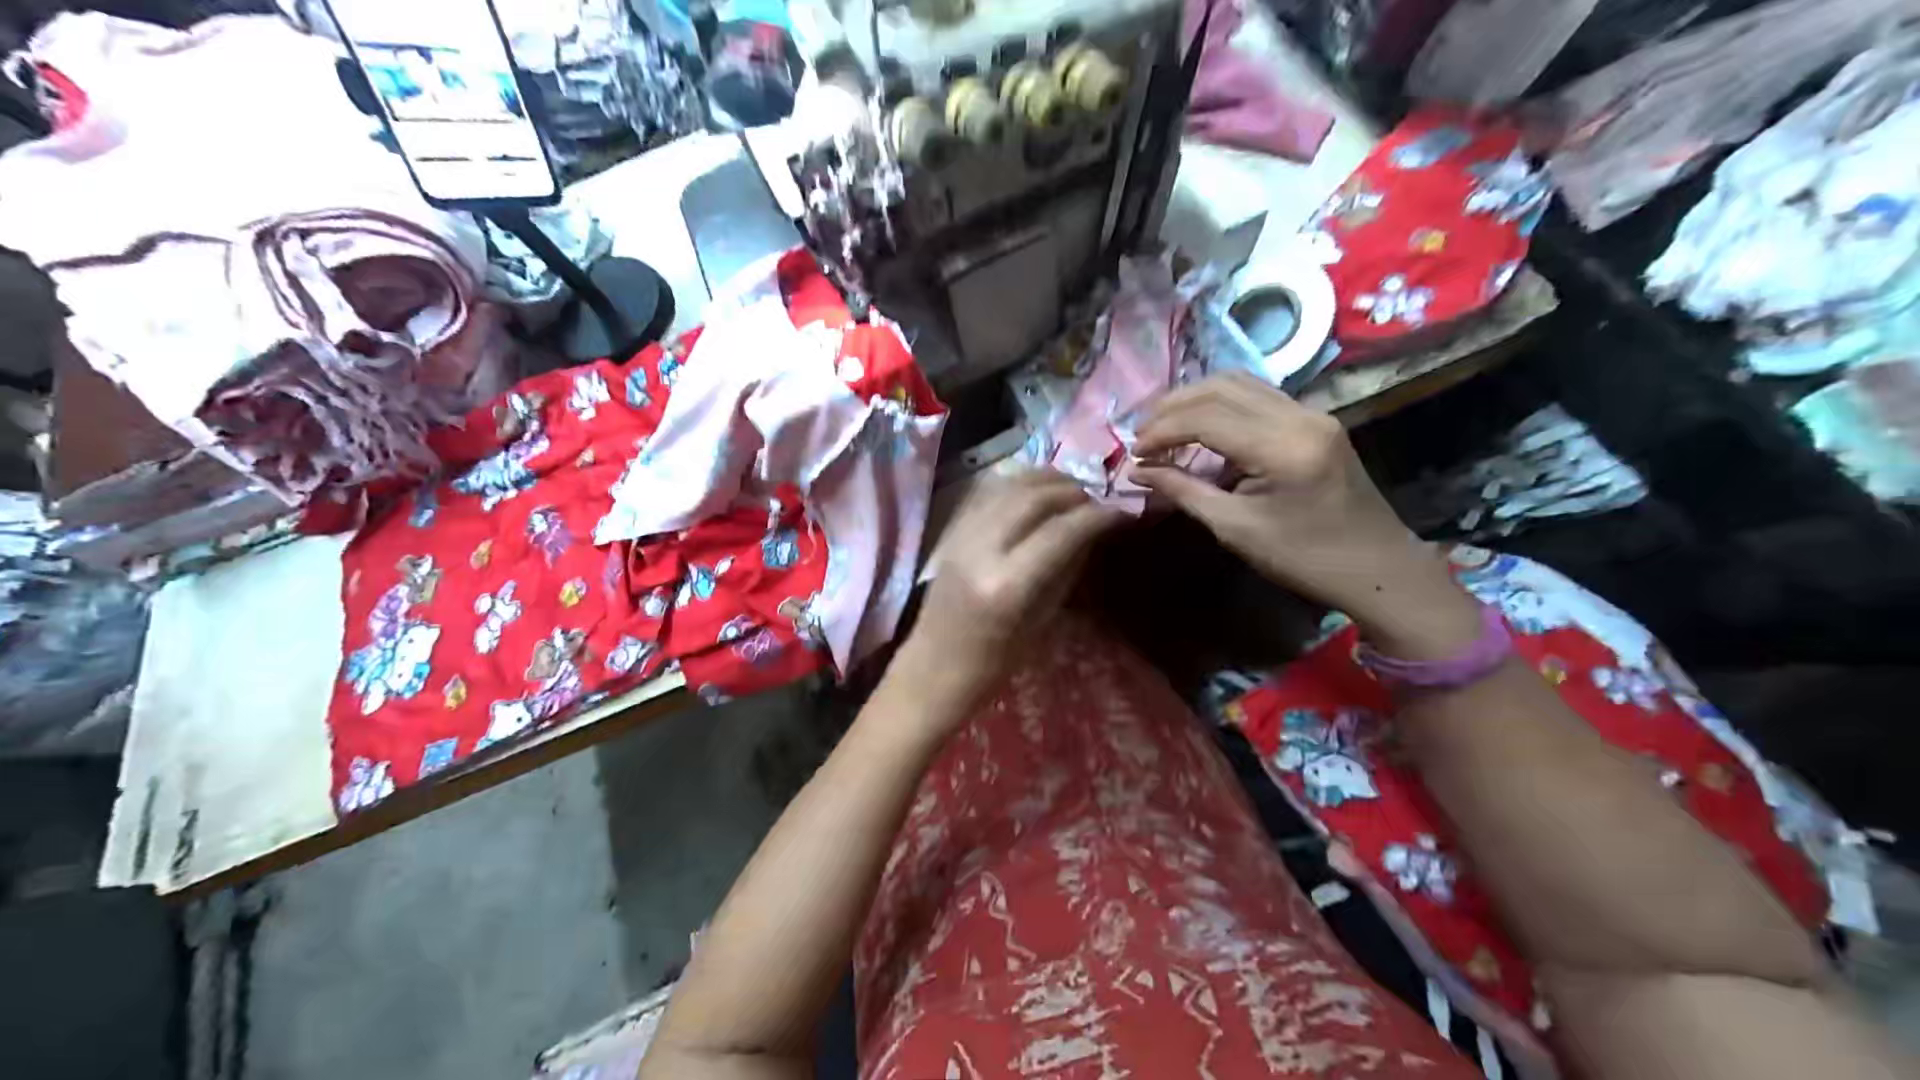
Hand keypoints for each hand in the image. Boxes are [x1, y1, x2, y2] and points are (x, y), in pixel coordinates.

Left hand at [896, 470, 1122, 714]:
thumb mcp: (1042, 622)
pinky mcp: (949, 533)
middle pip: (1033, 498)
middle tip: (1099, 496)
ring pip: (1007, 486)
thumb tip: (1093, 531)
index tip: (1123, 509)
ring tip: (1073, 487)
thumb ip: (1067, 570)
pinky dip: (1017, 484)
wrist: (933, 669)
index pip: (1061, 532)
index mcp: (1007, 585)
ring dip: (1045, 480)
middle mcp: (981, 550)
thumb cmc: (994, 664)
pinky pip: (987, 493)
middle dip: (1072, 490)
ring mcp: (960, 537)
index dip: (1097, 515)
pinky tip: (1037, 489)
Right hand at [1131, 374, 1479, 659]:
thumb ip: (1184, 491)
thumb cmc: (1304, 558)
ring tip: (1164, 426)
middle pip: (1221, 388)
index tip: (1133, 452)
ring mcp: (1311, 413)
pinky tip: (1200, 427)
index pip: (1207, 417)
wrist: (1377, 567)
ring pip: (1239, 383)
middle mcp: (1300, 416)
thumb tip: (1138, 470)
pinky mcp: (1314, 420)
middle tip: (1141, 434)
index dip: (1162, 430)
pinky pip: (1257, 396)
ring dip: (1195, 399)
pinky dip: (1220, 405)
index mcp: (1283, 446)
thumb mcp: (1236, 528)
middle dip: (1172, 407)